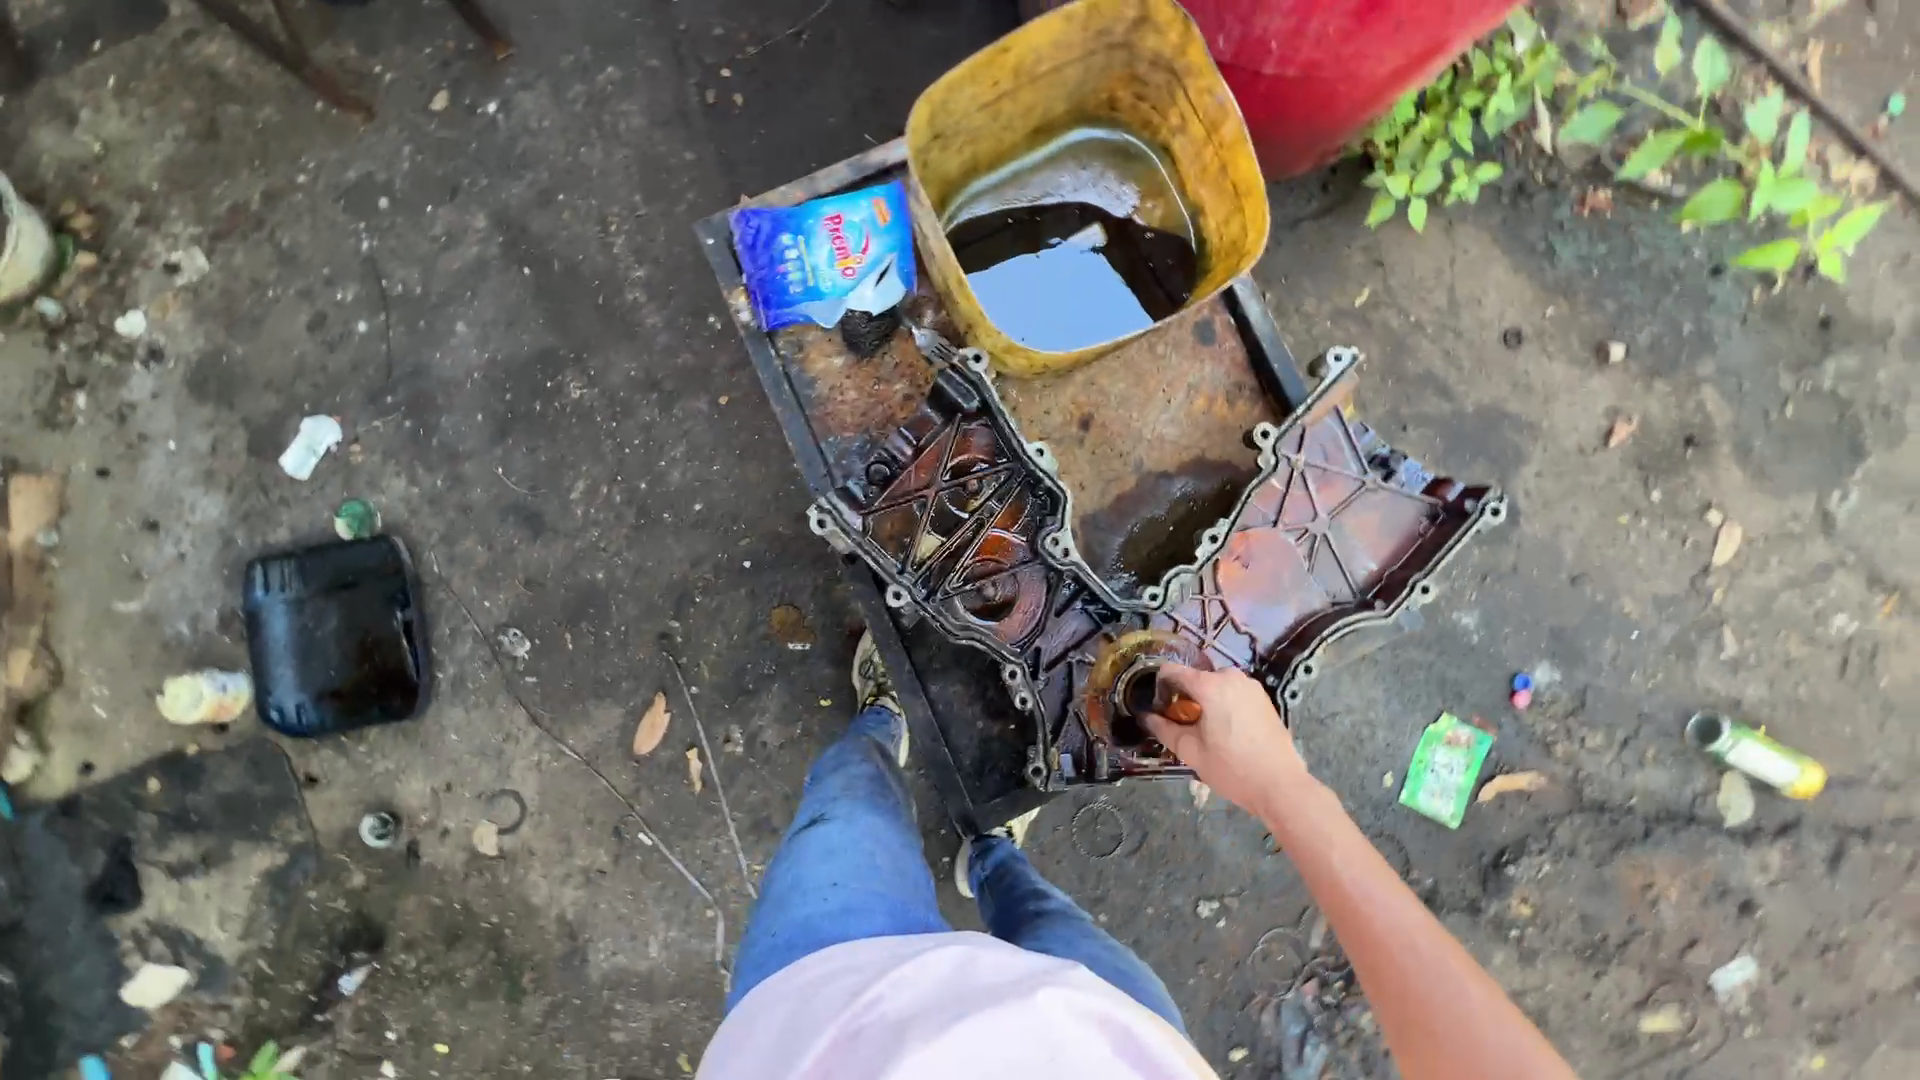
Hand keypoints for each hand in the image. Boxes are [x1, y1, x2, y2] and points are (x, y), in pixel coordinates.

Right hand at [1144, 665, 1310, 815]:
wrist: (1280, 785)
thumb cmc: (1232, 768)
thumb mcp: (1190, 751)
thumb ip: (1164, 729)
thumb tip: (1147, 717)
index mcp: (1210, 685)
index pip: (1172, 671)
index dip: (1160, 687)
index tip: (1161, 709)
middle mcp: (1231, 677)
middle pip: (1196, 678)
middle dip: (1185, 696)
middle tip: (1184, 725)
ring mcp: (1251, 686)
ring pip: (1216, 685)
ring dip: (1205, 700)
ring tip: (1206, 730)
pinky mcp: (1263, 698)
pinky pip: (1234, 693)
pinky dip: (1224, 704)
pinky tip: (1227, 731)